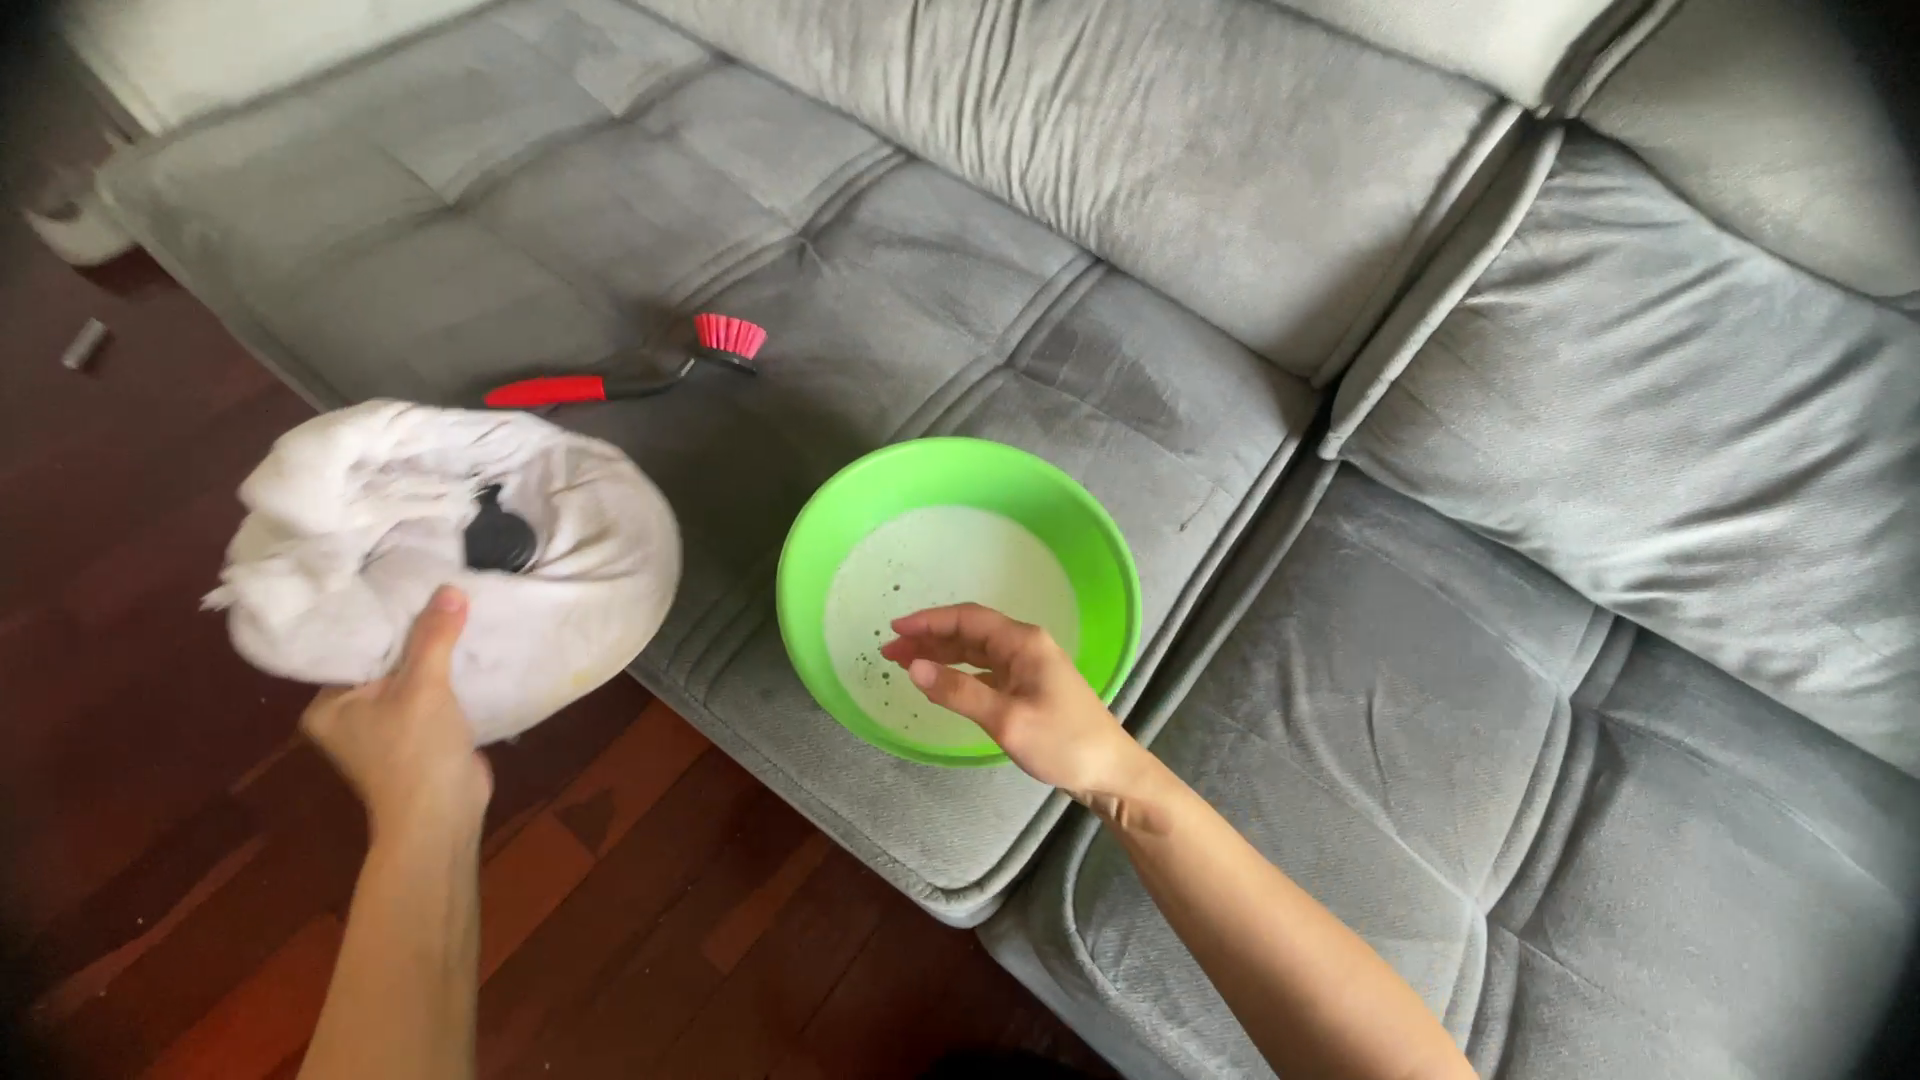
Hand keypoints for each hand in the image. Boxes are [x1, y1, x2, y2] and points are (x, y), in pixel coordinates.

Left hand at [301, 585, 491, 837]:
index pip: (354, 649)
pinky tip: (473, 656)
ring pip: (413, 679)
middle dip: (417, 636)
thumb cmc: (414, 751)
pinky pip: (433, 696)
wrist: (442, 815)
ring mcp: (386, 729)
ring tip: (462, 616)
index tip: (410, 586)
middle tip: (443, 594)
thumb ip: (434, 637)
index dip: (385, 619)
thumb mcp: (424, 687)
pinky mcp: (420, 737)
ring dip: (438, 657)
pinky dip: (451, 679)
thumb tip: (450, 589)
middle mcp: (350, 716)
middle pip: (386, 661)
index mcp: (328, 706)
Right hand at [880, 604, 1150, 802]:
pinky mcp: (1028, 687)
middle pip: (968, 632)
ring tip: (904, 664)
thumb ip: (958, 691)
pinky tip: (939, 683)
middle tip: (889, 652)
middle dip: (928, 638)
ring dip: (940, 655)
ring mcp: (1028, 666)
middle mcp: (1025, 646)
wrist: (1109, 772)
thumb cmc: (1062, 743)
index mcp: (1023, 642)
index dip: (928, 621)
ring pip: (975, 651)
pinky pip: (985, 670)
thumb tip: (914, 668)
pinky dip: (959, 673)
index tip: (895, 628)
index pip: (967, 619)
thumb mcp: (1006, 719)